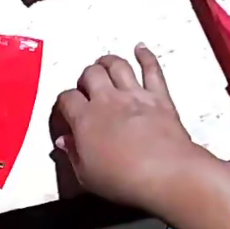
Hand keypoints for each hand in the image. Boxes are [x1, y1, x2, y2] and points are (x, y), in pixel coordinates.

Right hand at [54, 45, 206, 208]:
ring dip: (108, 62)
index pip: (67, 99)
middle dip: (86, 78)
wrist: (166, 173)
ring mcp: (134, 94)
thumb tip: (63, 142)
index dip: (65, 102)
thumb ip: (73, 155)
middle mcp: (107, 100)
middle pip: (91, 74)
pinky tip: (140, 49)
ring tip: (105, 64)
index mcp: (85, 119)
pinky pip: (151, 69)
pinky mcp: (159, 96)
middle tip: (87, 87)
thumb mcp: (87, 176)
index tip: (68, 109)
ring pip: (117, 65)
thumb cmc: (124, 179)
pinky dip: (145, 56)